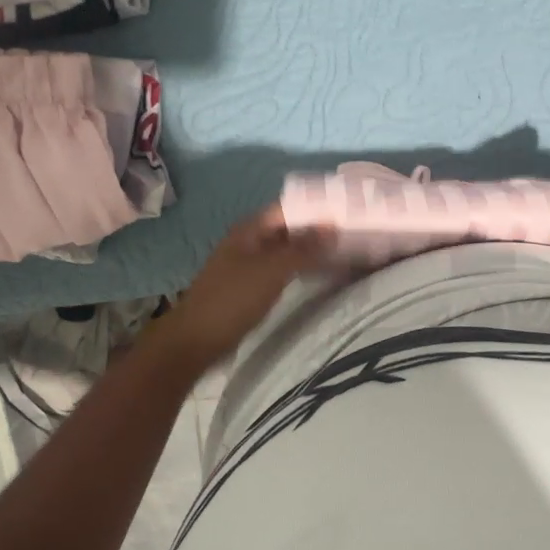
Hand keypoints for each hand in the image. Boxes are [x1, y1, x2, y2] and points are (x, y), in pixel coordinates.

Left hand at [149, 207, 332, 368]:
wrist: (196, 340)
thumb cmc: (232, 300)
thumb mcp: (271, 271)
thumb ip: (302, 248)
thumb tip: (333, 225)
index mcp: (250, 230)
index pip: (288, 209)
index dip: (316, 208)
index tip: (347, 211)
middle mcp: (250, 243)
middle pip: (289, 229)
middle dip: (318, 230)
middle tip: (354, 234)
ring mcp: (250, 266)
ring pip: (287, 251)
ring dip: (312, 251)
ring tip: (346, 253)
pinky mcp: (252, 288)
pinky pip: (283, 271)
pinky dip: (303, 270)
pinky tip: (322, 276)